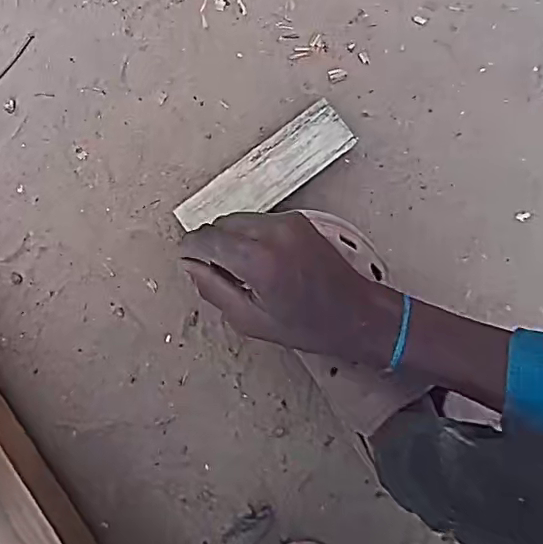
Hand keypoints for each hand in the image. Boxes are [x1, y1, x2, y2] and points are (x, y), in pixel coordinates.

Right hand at [179, 211, 404, 367]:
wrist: (357, 312)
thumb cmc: (309, 325)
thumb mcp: (251, 320)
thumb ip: (214, 289)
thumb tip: (190, 266)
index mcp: (258, 260)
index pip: (207, 238)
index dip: (191, 247)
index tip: (186, 257)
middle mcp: (271, 232)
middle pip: (221, 224)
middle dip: (211, 243)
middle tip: (214, 270)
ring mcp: (286, 221)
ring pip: (238, 219)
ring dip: (230, 238)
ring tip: (241, 268)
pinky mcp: (296, 218)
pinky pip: (258, 220)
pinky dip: (250, 235)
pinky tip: (260, 259)